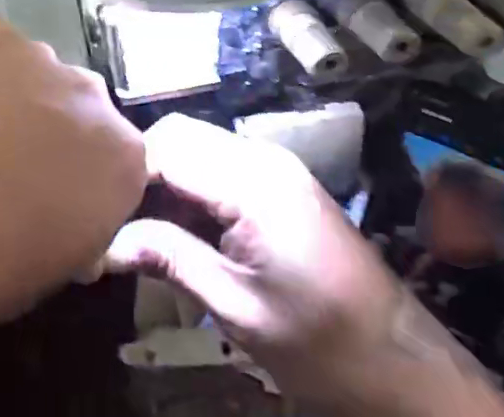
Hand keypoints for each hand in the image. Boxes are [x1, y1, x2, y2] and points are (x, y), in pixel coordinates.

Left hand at [0, 18, 147, 331]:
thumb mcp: (39, 277)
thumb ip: (69, 230)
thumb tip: (59, 213)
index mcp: (122, 162)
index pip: (117, 169)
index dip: (80, 189)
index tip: (46, 207)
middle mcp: (92, 97)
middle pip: (81, 113)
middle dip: (53, 137)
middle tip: (0, 169)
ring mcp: (38, 55)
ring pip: (36, 78)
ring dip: (13, 100)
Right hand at [104, 115, 503, 416]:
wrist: (406, 367)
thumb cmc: (323, 344)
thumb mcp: (239, 309)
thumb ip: (170, 260)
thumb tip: (102, 245)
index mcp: (253, 181)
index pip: (167, 147)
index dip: (126, 175)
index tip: (98, 214)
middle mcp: (262, 157)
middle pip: (179, 135)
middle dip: (141, 171)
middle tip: (116, 221)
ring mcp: (274, 166)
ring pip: (196, 146)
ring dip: (164, 179)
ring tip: (141, 229)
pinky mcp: (279, 182)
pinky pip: (219, 164)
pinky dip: (190, 186)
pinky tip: (180, 228)